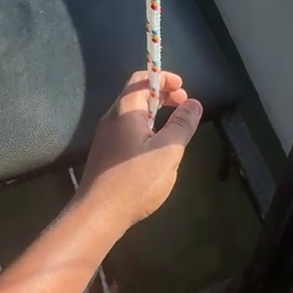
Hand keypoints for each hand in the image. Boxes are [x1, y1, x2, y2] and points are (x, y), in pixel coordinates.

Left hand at [78, 71, 202, 227]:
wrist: (98, 214)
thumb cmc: (134, 180)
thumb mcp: (167, 151)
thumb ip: (182, 125)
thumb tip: (194, 103)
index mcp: (125, 111)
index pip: (141, 79)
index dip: (164, 78)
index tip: (183, 88)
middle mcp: (111, 119)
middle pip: (137, 95)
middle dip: (162, 95)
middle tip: (184, 104)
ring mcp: (106, 137)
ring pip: (133, 114)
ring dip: (155, 113)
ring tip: (174, 126)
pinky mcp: (106, 154)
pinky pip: (127, 130)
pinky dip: (146, 128)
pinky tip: (156, 147)